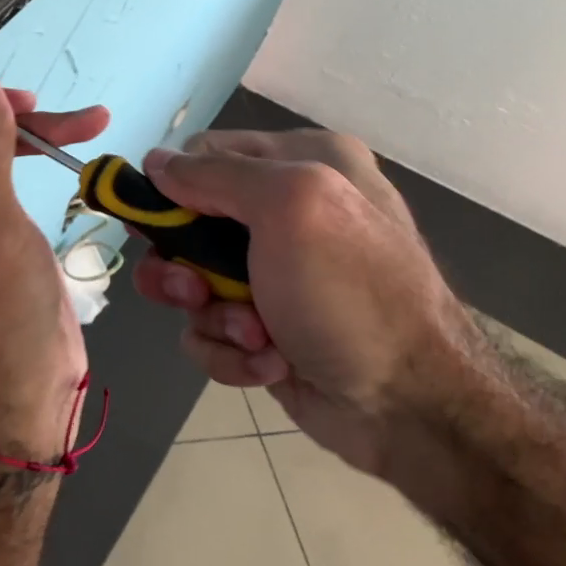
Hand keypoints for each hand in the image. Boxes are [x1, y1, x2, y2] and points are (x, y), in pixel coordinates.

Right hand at [132, 130, 486, 472]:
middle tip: (193, 291)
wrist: (410, 410)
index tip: (156, 228)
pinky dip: (229, 350)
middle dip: (183, 265)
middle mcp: (290, 212)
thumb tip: (155, 163)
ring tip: (250, 335)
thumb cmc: (351, 294)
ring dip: (209, 314)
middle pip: (186, 223)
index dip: (172, 191)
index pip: (203, 155)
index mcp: (304, 163)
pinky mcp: (266, 326)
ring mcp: (277, 274)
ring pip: (190, 281)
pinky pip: (210, 328)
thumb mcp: (290, 207)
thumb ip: (215, 173)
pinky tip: (269, 362)